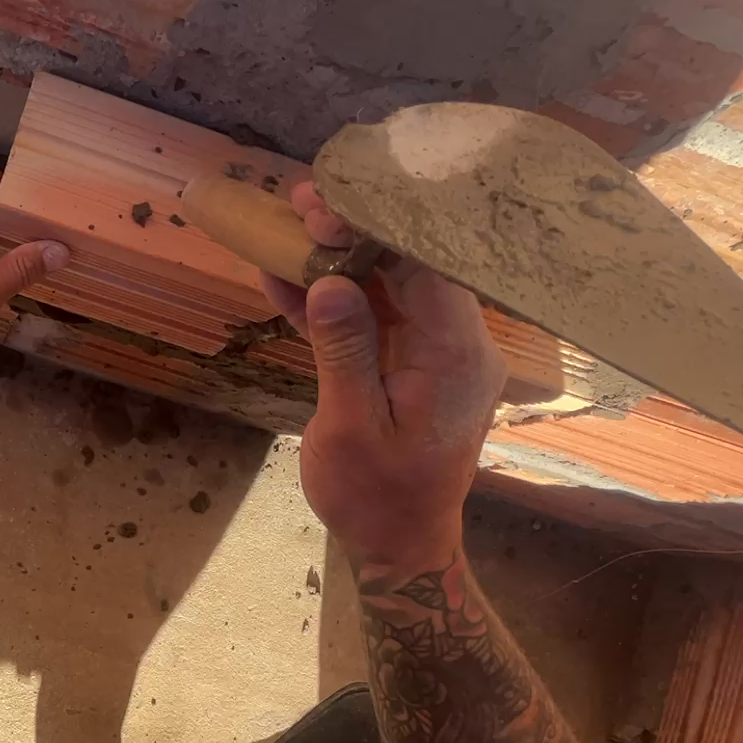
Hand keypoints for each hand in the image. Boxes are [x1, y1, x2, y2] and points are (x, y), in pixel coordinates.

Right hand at [261, 182, 505, 574]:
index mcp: (455, 354)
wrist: (396, 540)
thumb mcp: (352, 427)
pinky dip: (331, 303)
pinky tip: (287, 278)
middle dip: (357, 229)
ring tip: (292, 220)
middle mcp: (452, 343)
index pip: (429, 266)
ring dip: (340, 257)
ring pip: (386, 288)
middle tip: (303, 201)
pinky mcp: (401, 367)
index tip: (326, 209)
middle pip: (410, 266)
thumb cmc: (374, 494)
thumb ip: (345, 352)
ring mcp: (427, 353)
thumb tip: (329, 283)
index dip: (378, 228)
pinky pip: (368, 323)